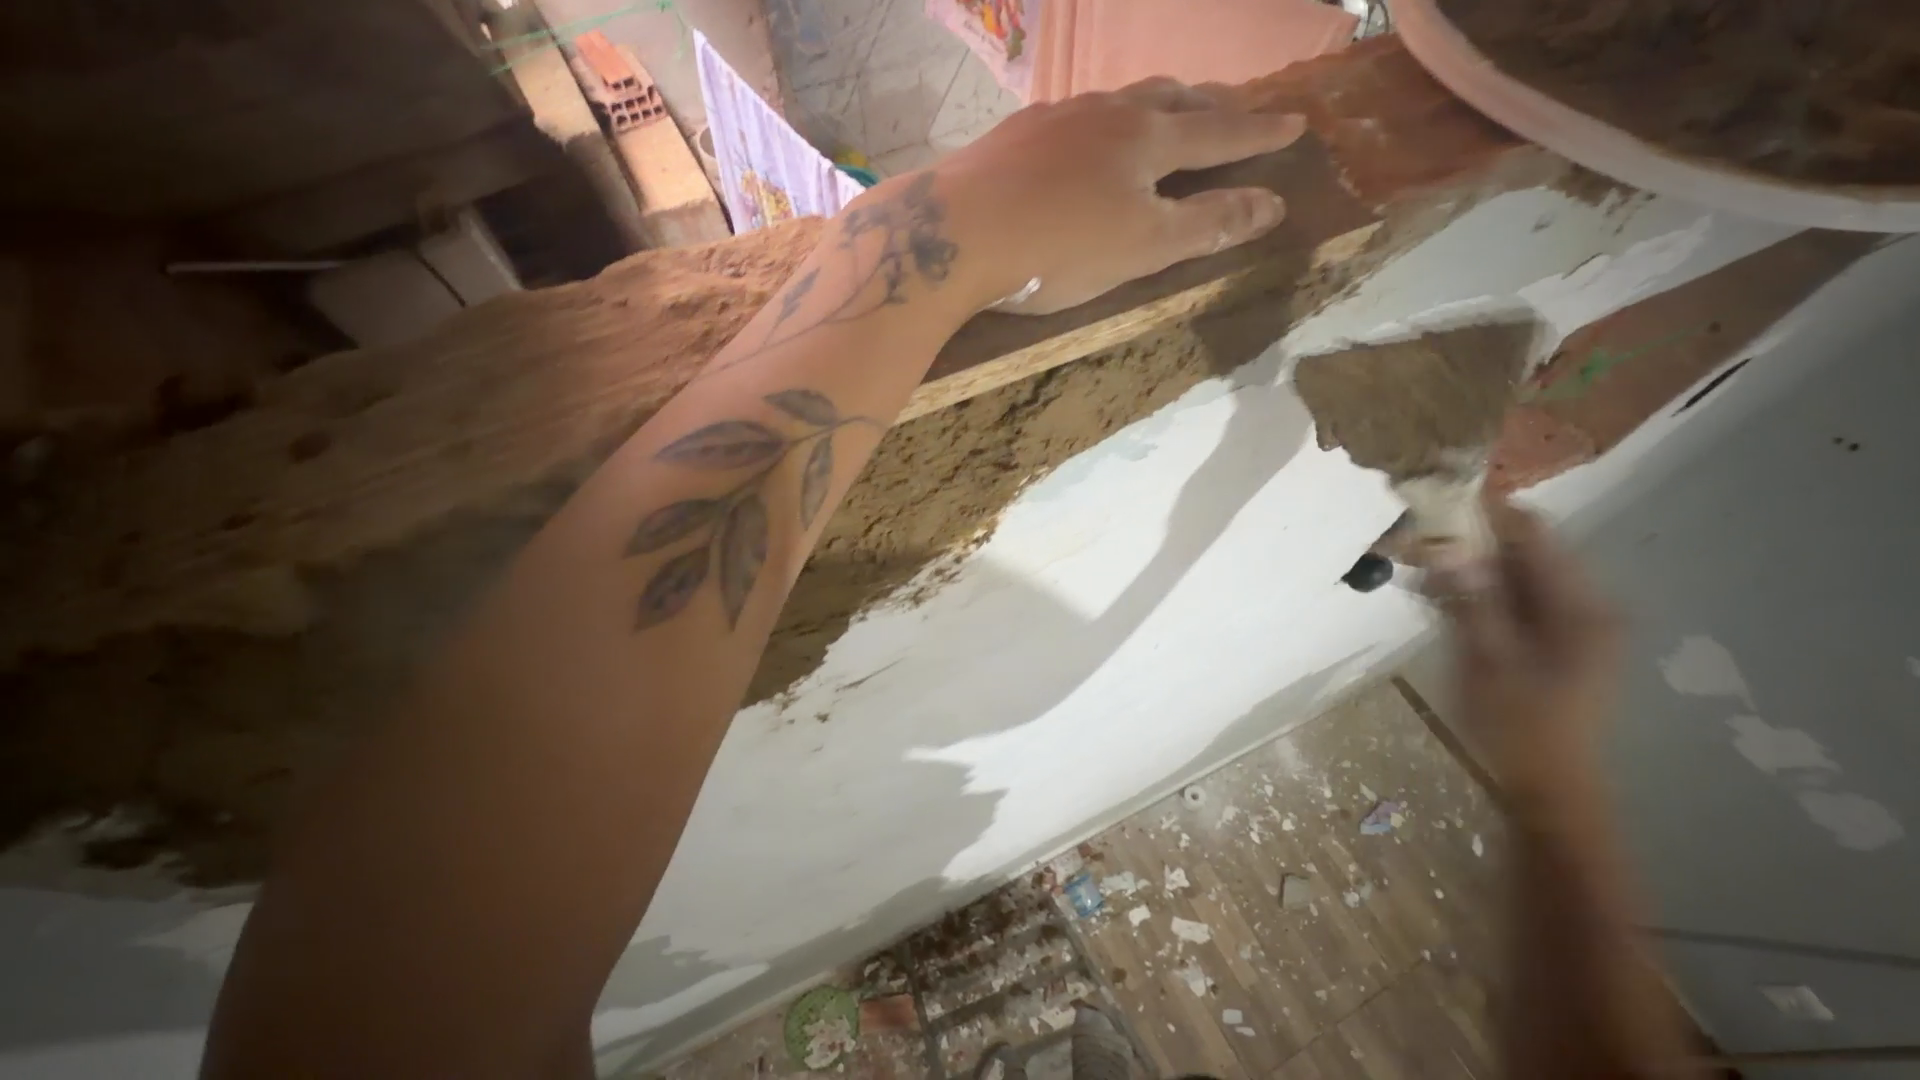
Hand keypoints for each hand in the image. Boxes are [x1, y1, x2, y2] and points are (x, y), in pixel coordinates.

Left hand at [935, 78, 1307, 314]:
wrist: (954, 235)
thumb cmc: (1058, 249)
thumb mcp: (1144, 247)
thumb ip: (1208, 223)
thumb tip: (1273, 204)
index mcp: (1147, 138)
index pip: (1219, 133)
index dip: (1259, 134)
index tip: (1296, 123)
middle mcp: (1104, 112)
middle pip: (1170, 98)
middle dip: (1210, 104)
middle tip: (1233, 108)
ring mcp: (1053, 117)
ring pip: (1119, 100)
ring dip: (1153, 105)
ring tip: (1164, 115)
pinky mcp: (1012, 136)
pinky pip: (1074, 117)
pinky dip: (1101, 124)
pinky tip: (1085, 139)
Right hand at [1430, 502, 1621, 804]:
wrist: (1550, 788)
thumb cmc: (1519, 728)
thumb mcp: (1487, 662)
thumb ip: (1469, 600)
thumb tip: (1447, 546)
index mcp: (1579, 606)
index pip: (1532, 533)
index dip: (1484, 512)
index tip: (1431, 503)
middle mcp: (1585, 604)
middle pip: (1522, 550)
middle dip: (1466, 541)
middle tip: (1410, 542)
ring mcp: (1573, 622)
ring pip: (1514, 573)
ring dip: (1467, 566)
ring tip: (1415, 570)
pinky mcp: (1557, 639)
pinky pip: (1514, 597)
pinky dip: (1478, 592)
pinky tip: (1439, 598)